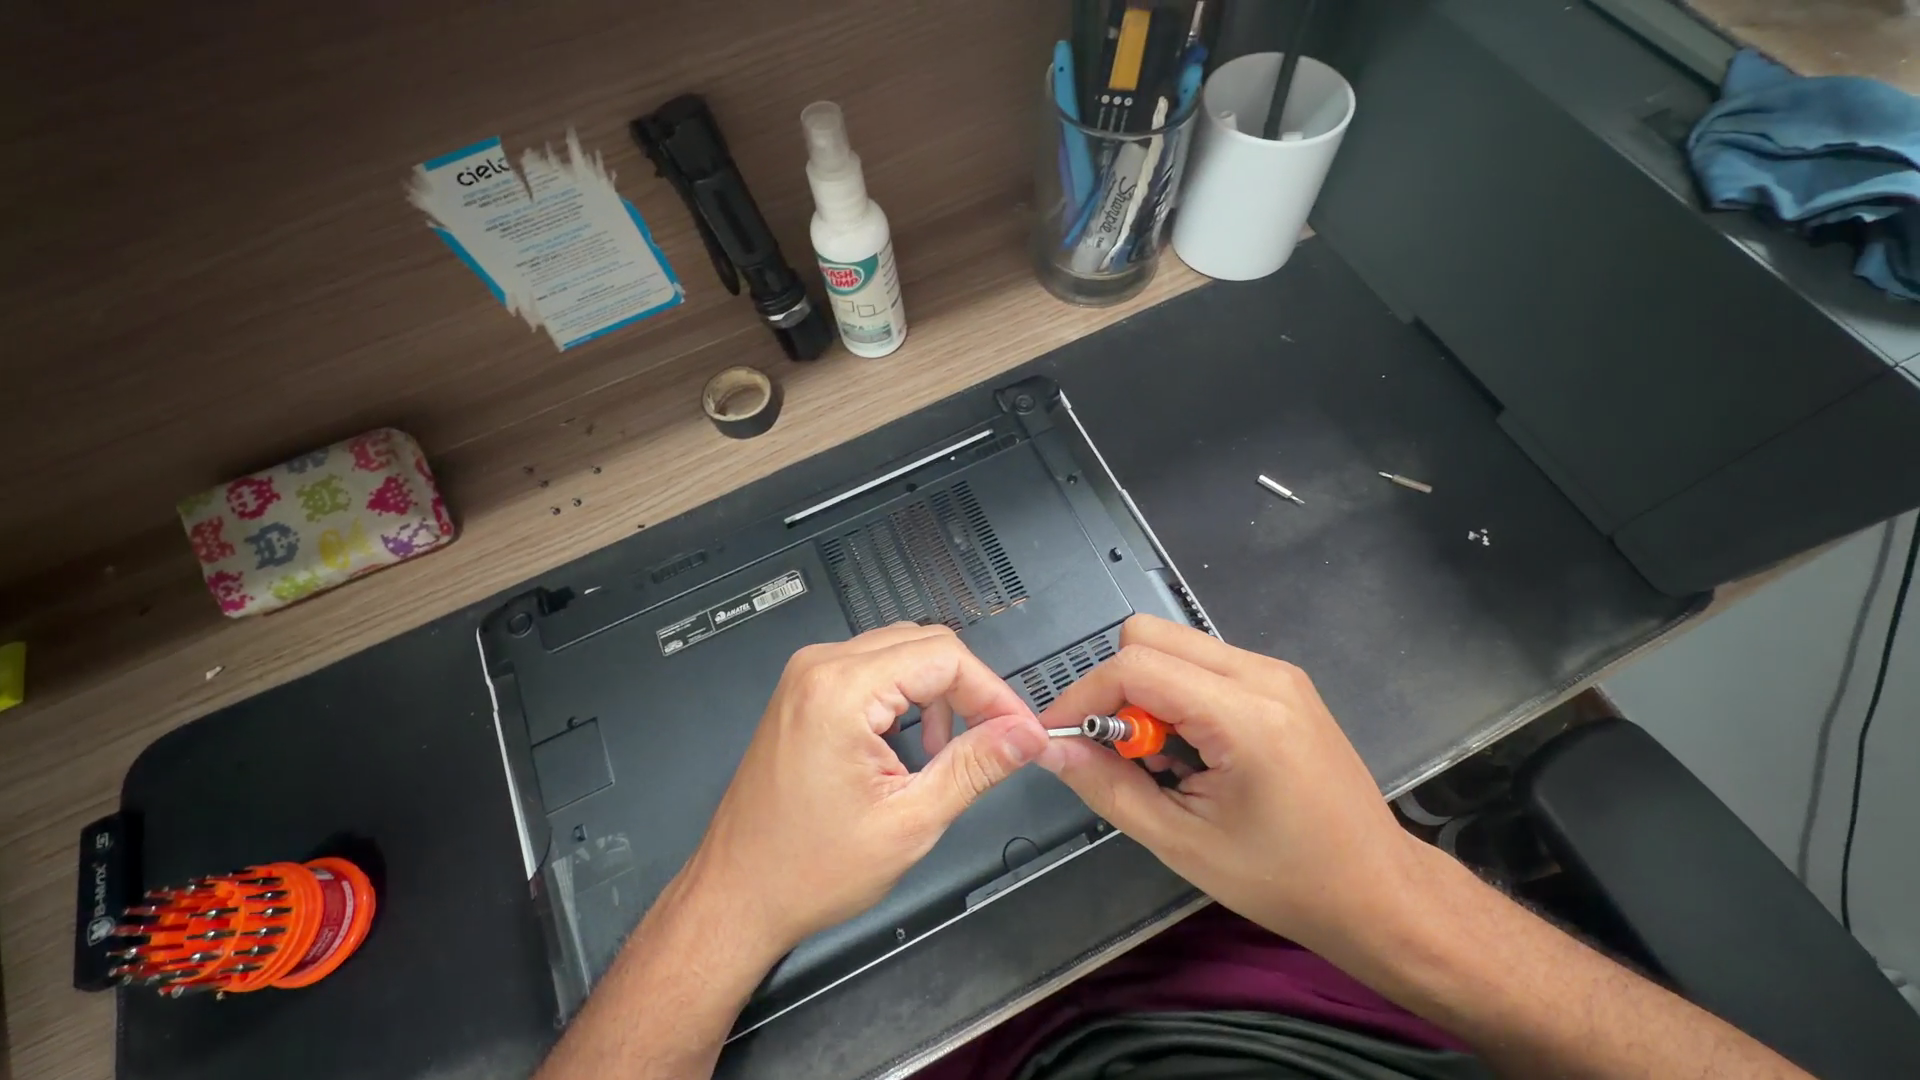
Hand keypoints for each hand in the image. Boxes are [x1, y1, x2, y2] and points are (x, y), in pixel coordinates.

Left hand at [684, 622, 1048, 951]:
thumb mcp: (909, 822)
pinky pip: (873, 669)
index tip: (1020, 730)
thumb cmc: (805, 869)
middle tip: (998, 738)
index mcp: (840, 690)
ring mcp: (808, 677)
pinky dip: (907, 696)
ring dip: (939, 692)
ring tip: (949, 751)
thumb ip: (974, 767)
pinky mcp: (805, 692)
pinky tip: (914, 743)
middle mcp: (819, 668)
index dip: (993, 691)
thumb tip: (1023, 735)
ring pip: (901, 652)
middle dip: (970, 689)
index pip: (944, 656)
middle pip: (925, 644)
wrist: (737, 894)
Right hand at [1036, 615, 1423, 955]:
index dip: (1084, 696)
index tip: (1061, 736)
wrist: (1379, 892)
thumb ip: (1107, 786)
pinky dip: (1177, 693)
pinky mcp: (1282, 682)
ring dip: (1147, 690)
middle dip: (1116, 687)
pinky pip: (1204, 661)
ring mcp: (1277, 672)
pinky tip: (1193, 749)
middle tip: (1122, 750)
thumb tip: (1051, 748)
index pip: (1136, 667)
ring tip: (1162, 758)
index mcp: (1244, 715)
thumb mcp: (1180, 843)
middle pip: (1150, 634)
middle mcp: (1263, 674)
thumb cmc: (1284, 879)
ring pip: (1175, 643)